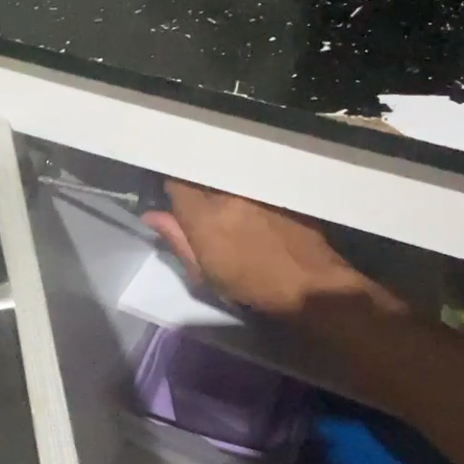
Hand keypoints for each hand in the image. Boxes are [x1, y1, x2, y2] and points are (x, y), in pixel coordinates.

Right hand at [141, 181, 366, 316]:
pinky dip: (246, 190)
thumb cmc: (253, 287)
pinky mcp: (279, 190)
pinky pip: (253, 181)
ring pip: (228, 177)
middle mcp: (230, 192)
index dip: (171, 190)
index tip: (173, 203)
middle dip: (197, 187)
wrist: (312, 285)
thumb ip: (177, 241)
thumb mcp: (205, 274)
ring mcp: (257, 188)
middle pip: (203, 176)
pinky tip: (252, 209)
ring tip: (227, 208)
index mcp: (205, 215)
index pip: (176, 183)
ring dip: (222, 188)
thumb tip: (152, 216)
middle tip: (198, 208)